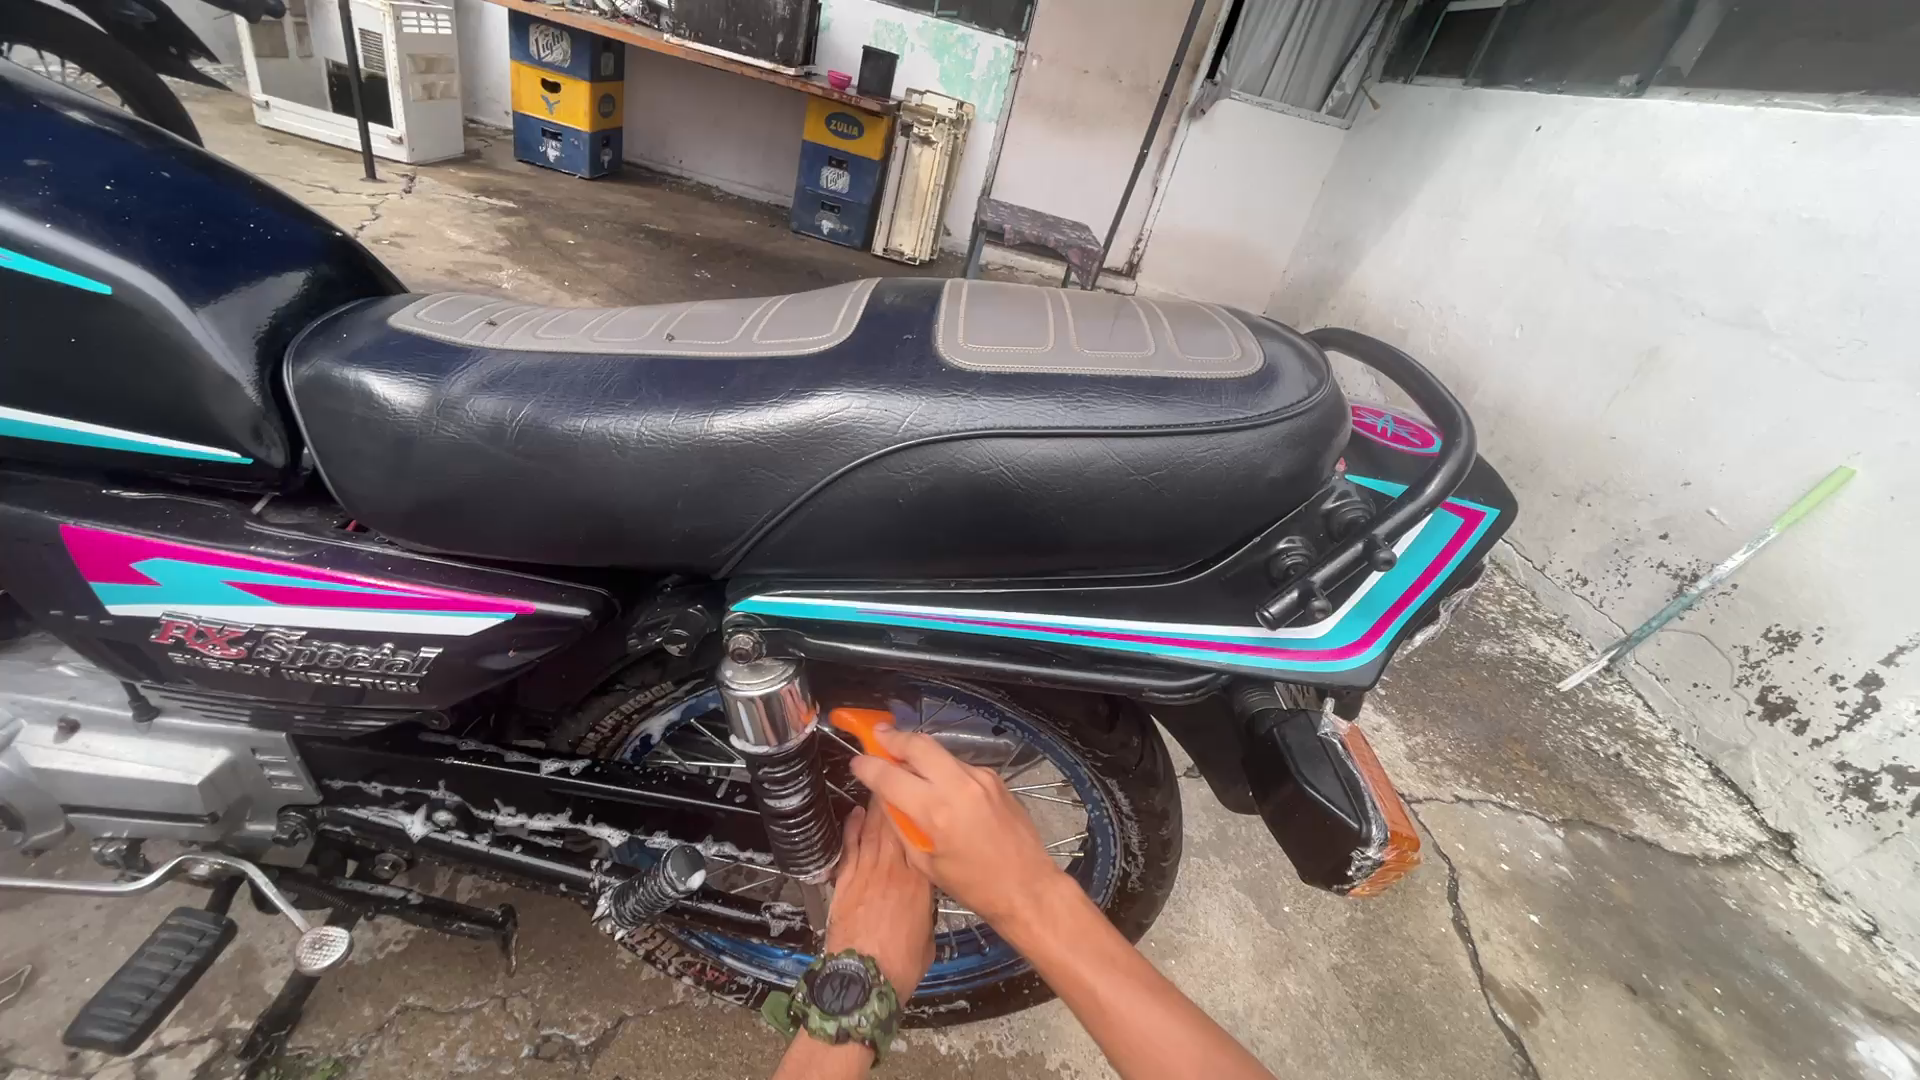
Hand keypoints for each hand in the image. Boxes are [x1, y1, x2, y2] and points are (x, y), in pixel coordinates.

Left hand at [822, 801, 934, 998]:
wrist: (862, 981)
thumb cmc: (900, 966)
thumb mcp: (927, 938)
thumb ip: (925, 910)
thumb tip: (923, 902)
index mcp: (919, 883)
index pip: (920, 838)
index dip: (918, 813)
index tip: (920, 794)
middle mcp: (893, 871)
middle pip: (894, 825)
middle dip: (895, 799)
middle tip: (897, 774)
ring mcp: (866, 873)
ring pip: (872, 830)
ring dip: (875, 806)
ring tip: (879, 784)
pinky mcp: (845, 883)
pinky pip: (850, 848)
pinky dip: (853, 828)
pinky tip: (856, 814)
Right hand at [848, 726, 1072, 934]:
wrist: (1027, 886)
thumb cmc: (974, 886)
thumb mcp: (925, 864)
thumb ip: (903, 826)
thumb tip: (886, 799)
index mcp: (937, 812)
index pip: (891, 777)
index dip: (868, 766)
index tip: (857, 762)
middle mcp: (959, 785)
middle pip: (918, 744)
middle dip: (893, 737)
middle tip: (877, 734)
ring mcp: (980, 777)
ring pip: (940, 752)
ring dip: (918, 752)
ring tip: (903, 760)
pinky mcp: (994, 777)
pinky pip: (959, 766)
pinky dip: (942, 769)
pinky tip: (938, 784)